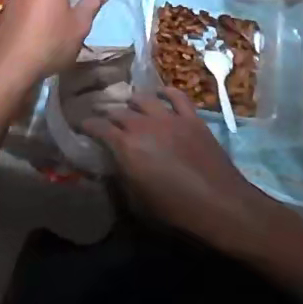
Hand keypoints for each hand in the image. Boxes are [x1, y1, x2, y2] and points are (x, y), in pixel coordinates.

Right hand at [85, 87, 278, 252]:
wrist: (220, 205)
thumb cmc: (175, 211)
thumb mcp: (137, 202)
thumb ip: (120, 179)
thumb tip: (110, 168)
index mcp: (125, 146)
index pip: (97, 127)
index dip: (86, 126)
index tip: (82, 128)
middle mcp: (143, 125)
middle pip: (118, 112)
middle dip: (108, 116)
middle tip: (105, 122)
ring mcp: (169, 118)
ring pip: (143, 99)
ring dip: (133, 103)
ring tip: (130, 108)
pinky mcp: (192, 118)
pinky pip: (176, 95)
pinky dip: (165, 92)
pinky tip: (160, 94)